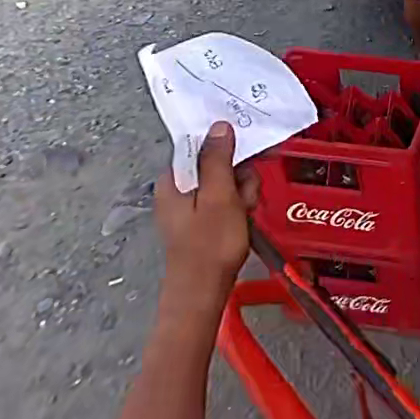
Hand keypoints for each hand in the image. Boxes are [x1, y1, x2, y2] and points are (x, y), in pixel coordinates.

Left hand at [154, 122, 259, 319]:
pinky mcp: (202, 218)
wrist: (203, 293)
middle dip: (239, 175)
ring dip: (243, 191)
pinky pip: (226, 198)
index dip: (227, 147)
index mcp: (174, 180)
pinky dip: (238, 204)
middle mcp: (178, 189)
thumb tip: (218, 126)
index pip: (201, 145)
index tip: (245, 158)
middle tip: (244, 196)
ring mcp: (190, 205)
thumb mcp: (219, 196)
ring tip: (244, 211)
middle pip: (217, 162)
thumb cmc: (210, 244)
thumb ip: (218, 159)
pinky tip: (243, 218)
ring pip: (227, 180)